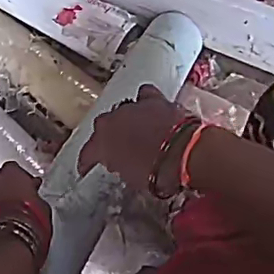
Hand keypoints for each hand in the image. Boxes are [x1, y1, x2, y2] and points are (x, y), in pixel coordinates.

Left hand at [0, 162, 50, 268]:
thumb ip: (35, 197)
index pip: (13, 168)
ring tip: (5, 205)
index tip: (27, 185)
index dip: (20, 177)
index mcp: (13, 174)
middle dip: (3, 182)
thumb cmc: (30, 224)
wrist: (11, 244)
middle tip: (14, 193)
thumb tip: (34, 198)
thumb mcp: (43, 208)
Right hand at [77, 85, 192, 194]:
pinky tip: (148, 110)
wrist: (187, 154)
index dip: (87, 163)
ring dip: (125, 121)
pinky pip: (144, 96)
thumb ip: (119, 166)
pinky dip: (145, 103)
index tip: (87, 169)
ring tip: (134, 132)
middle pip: (104, 127)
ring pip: (122, 111)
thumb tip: (118, 162)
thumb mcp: (131, 178)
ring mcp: (133, 107)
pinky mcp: (154, 99)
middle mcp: (112, 120)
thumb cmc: (157, 173)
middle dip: (108, 138)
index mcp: (101, 142)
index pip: (87, 153)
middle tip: (115, 151)